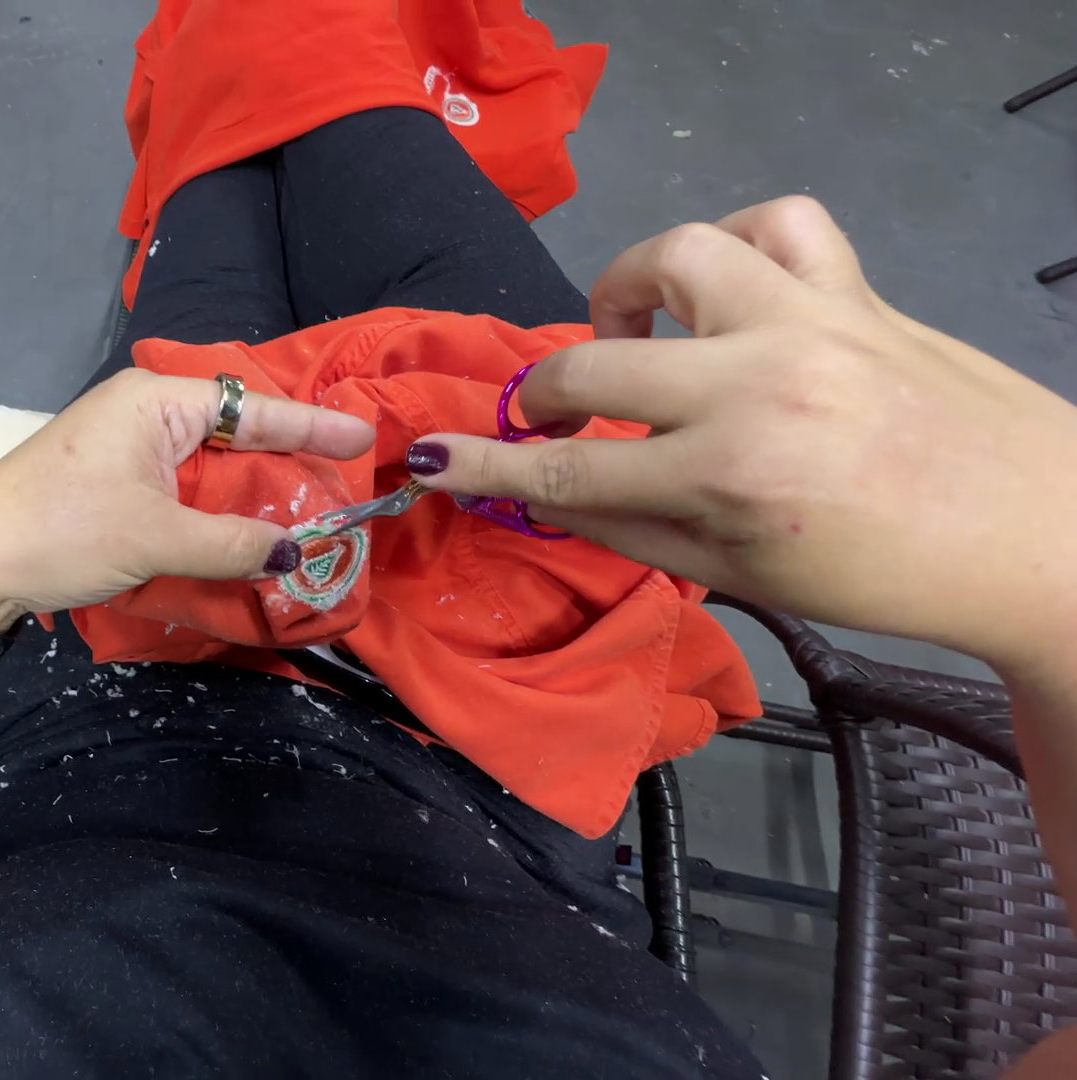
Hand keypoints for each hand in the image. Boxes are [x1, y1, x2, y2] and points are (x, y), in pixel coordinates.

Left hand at [0, 368, 375, 632]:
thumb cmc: (60, 531)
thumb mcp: (153, 537)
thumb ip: (231, 542)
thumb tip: (296, 551)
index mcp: (156, 403)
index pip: (250, 408)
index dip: (311, 426)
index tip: (364, 437)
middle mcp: (145, 414)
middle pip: (233, 434)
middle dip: (286, 464)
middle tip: (339, 490)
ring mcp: (127, 449)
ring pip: (209, 467)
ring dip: (251, 495)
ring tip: (305, 517)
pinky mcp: (115, 482)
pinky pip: (182, 489)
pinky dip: (216, 512)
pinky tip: (245, 533)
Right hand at [404, 196, 1076, 673]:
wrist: (1048, 541)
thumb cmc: (872, 576)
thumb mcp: (724, 571)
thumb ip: (614, 524)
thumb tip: (534, 493)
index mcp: (728, 477)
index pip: (563, 473)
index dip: (481, 466)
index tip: (428, 459)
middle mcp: (761, 387)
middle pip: (591, 369)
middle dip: (541, 400)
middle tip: (553, 423)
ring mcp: (814, 324)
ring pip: (675, 256)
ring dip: (619, 296)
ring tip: (629, 337)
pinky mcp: (859, 293)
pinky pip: (778, 223)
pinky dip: (726, 248)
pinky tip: (716, 294)